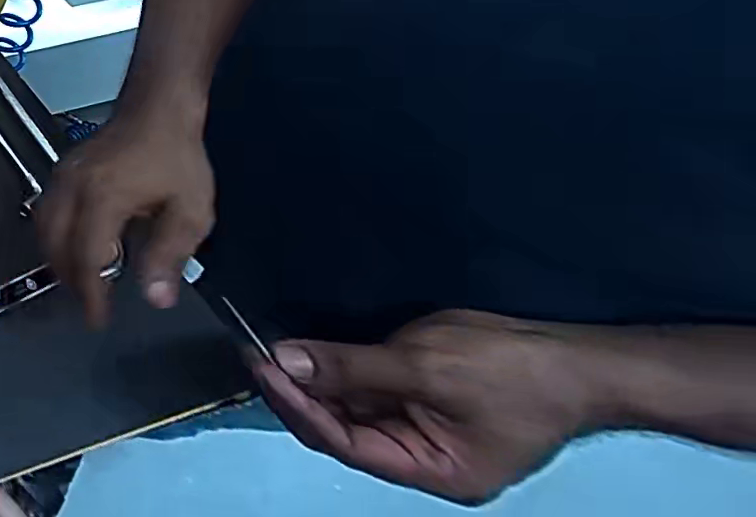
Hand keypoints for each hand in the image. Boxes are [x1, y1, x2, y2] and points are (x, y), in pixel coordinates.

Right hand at [37, 114, 213, 322]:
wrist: (155, 109)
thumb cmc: (176, 158)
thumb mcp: (189, 211)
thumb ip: (169, 255)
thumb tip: (155, 298)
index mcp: (103, 198)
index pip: (85, 255)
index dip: (90, 292)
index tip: (98, 318)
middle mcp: (72, 187)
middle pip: (54, 242)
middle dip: (69, 278)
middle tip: (89, 302)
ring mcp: (62, 175)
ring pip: (43, 224)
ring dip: (56, 256)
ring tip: (79, 279)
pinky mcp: (62, 170)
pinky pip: (46, 208)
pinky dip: (54, 234)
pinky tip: (73, 244)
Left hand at [250, 309, 605, 503]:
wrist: (567, 356)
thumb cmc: (506, 371)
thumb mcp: (423, 368)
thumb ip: (351, 367)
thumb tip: (285, 361)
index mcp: (432, 469)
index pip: (344, 444)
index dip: (298, 405)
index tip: (261, 366)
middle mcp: (414, 453)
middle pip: (334, 429)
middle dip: (290, 393)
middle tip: (249, 352)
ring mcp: (409, 424)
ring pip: (337, 408)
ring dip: (300, 380)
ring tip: (259, 347)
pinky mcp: (404, 395)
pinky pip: (351, 388)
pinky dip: (321, 370)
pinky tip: (292, 347)